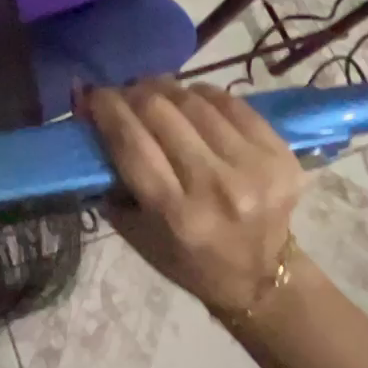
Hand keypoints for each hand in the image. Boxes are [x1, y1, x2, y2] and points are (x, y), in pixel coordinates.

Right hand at [84, 78, 306, 314]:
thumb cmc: (187, 259)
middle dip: (132, 93)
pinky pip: (230, 102)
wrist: (263, 278)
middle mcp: (216, 188)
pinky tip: (192, 101)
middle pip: (159, 111)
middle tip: (122, 93)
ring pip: (193, 99)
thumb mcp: (135, 231)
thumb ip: (110, 178)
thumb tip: (87, 116)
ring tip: (154, 93)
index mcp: (176, 215)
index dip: (105, 108)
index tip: (91, 95)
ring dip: (165, 89)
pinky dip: (203, 94)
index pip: (130, 141)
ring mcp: (254, 167)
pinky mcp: (280, 153)